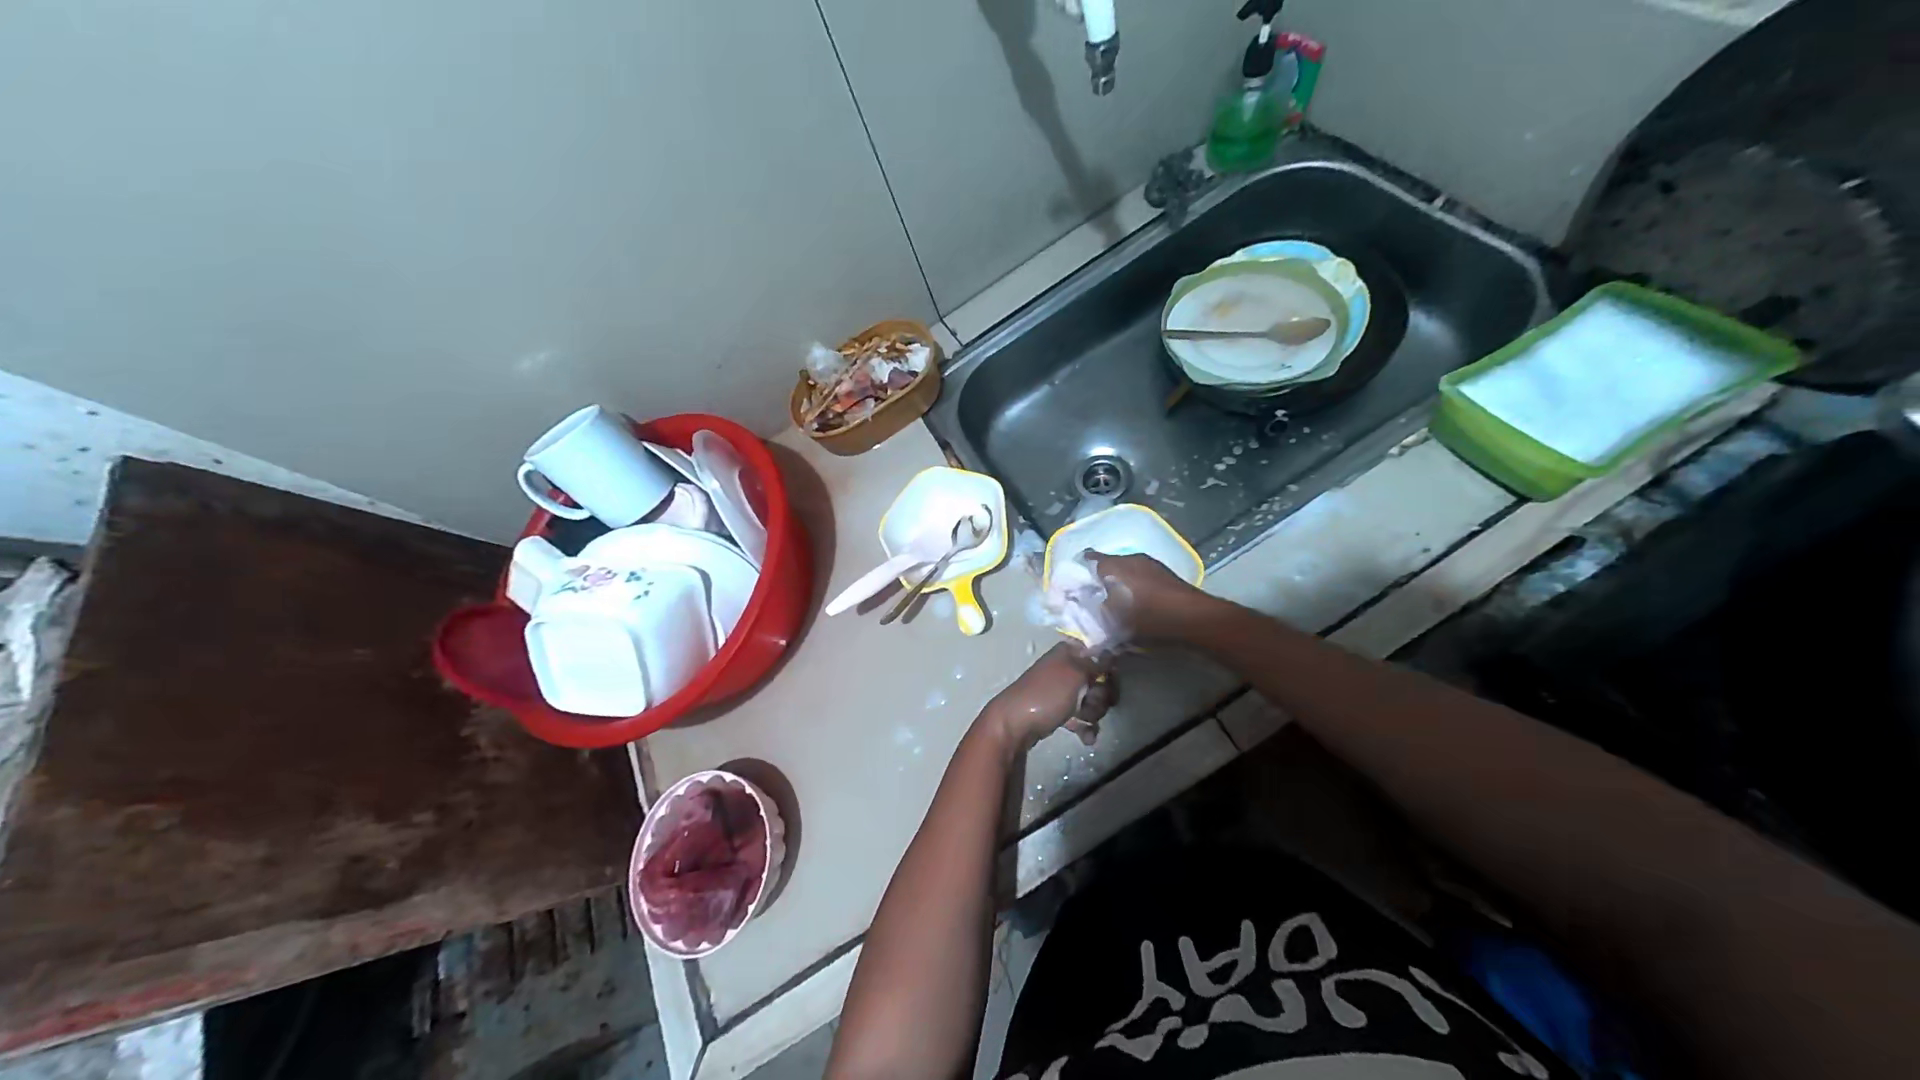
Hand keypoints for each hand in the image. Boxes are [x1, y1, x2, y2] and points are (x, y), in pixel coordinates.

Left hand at [979, 643, 1114, 752]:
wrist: (1015, 723)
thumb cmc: (1047, 694)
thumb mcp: (1075, 674)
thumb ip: (1097, 664)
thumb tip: (1112, 654)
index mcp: (1069, 653)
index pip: (1100, 654)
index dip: (1108, 669)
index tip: (1109, 680)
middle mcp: (1067, 668)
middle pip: (1099, 680)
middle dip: (1100, 696)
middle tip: (1090, 703)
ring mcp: (1063, 691)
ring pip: (1092, 700)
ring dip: (1093, 713)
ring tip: (1083, 721)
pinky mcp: (1060, 711)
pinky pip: (1082, 717)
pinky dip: (1085, 727)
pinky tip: (1086, 737)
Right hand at [1087, 552, 1217, 641]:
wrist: (1195, 619)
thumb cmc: (1148, 619)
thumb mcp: (1114, 624)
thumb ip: (1095, 619)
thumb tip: (1083, 621)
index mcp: (1112, 566)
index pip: (1087, 560)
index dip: (1077, 572)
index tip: (1073, 588)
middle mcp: (1129, 557)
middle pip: (1106, 565)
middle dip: (1099, 579)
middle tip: (1093, 598)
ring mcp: (1150, 563)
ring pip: (1125, 570)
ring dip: (1119, 583)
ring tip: (1116, 602)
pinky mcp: (1165, 573)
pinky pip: (1140, 576)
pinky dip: (1134, 586)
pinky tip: (1137, 603)